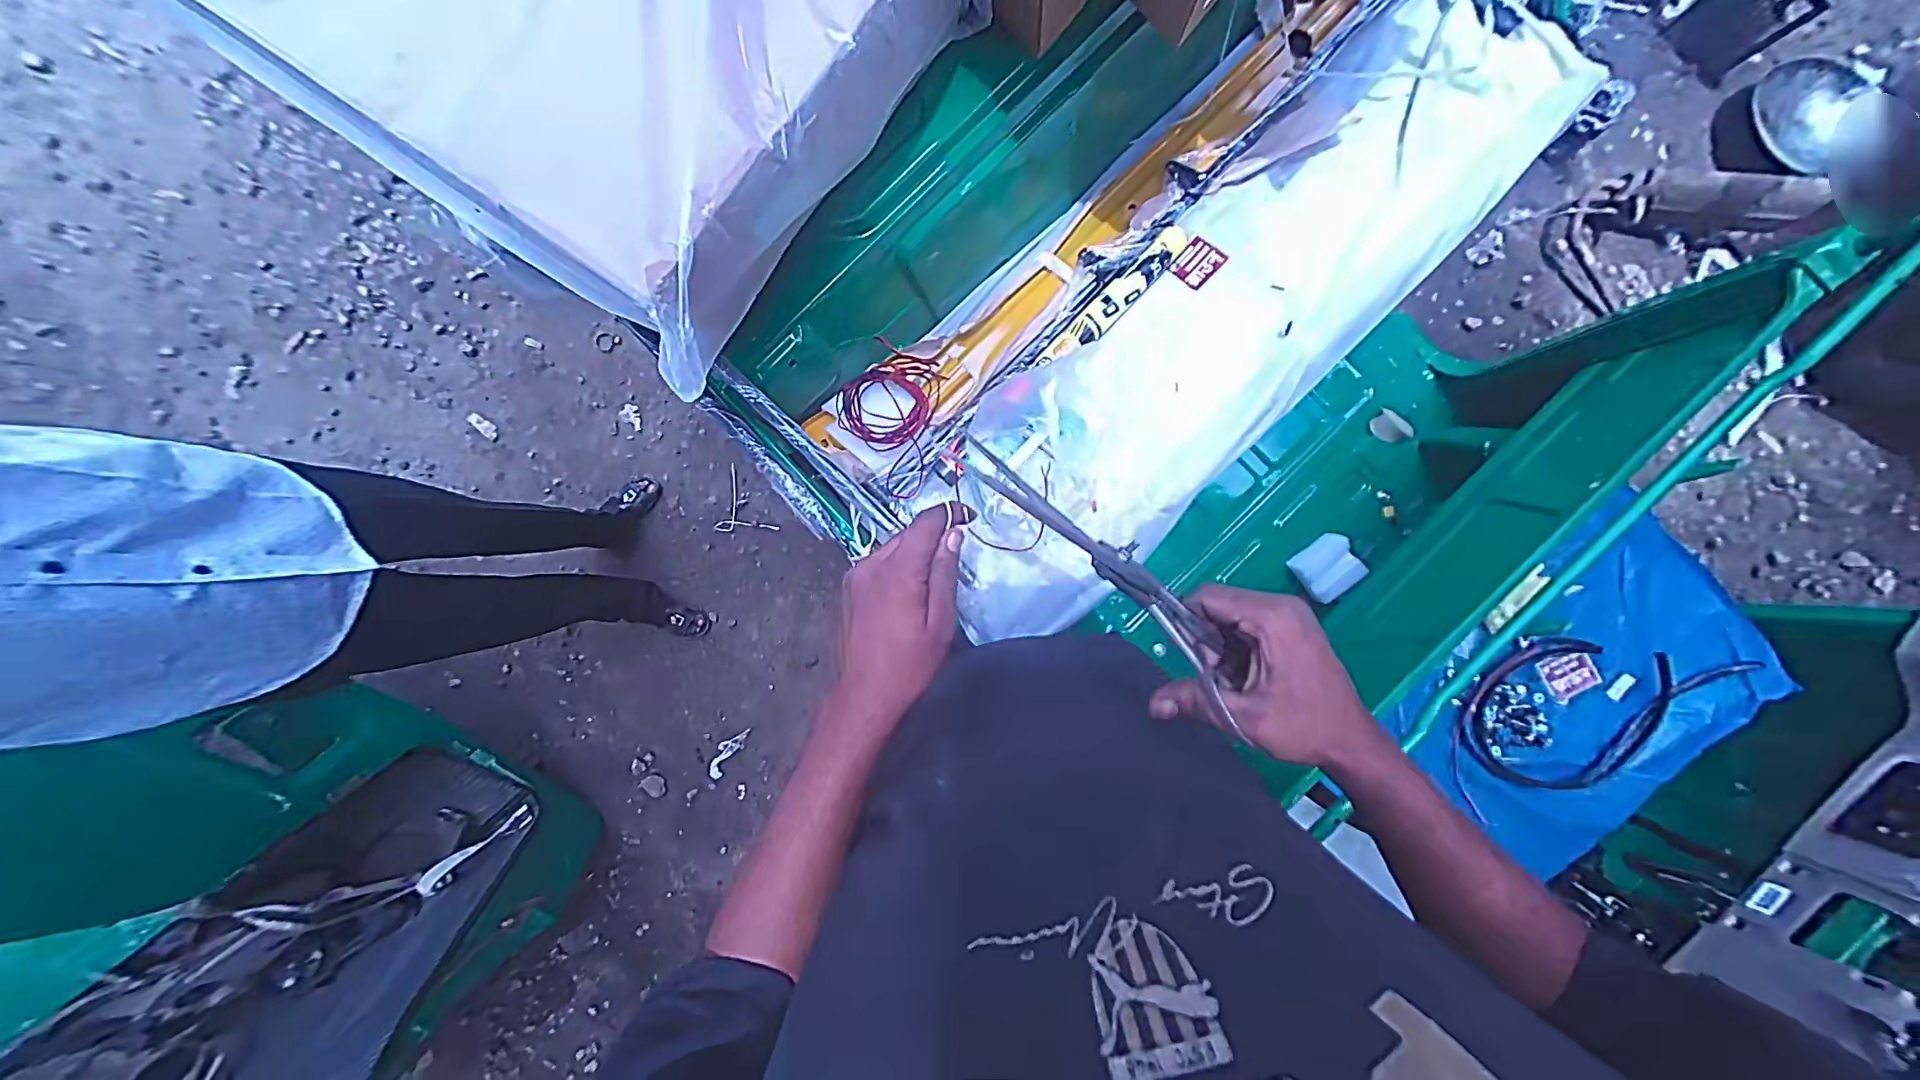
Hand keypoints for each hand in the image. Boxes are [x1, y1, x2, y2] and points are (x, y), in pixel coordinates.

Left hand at [822, 504, 968, 748]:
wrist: (864, 697)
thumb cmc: (909, 666)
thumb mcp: (940, 622)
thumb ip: (944, 573)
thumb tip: (952, 535)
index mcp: (898, 570)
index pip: (925, 523)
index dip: (949, 513)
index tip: (967, 517)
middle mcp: (871, 565)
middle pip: (907, 533)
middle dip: (933, 534)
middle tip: (955, 550)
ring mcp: (855, 576)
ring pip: (891, 547)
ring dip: (914, 550)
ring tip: (932, 574)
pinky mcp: (848, 589)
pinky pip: (877, 564)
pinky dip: (896, 565)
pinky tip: (907, 589)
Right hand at [1149, 586, 1391, 771]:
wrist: (1353, 744)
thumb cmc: (1304, 727)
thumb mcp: (1244, 717)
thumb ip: (1195, 700)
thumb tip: (1152, 705)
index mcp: (1272, 617)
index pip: (1208, 597)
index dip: (1185, 620)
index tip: (1185, 656)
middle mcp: (1280, 606)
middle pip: (1217, 606)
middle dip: (1205, 640)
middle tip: (1217, 676)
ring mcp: (1288, 615)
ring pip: (1228, 617)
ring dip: (1219, 648)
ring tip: (1234, 681)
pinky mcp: (1289, 627)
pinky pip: (1244, 625)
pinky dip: (1234, 649)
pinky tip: (1245, 677)